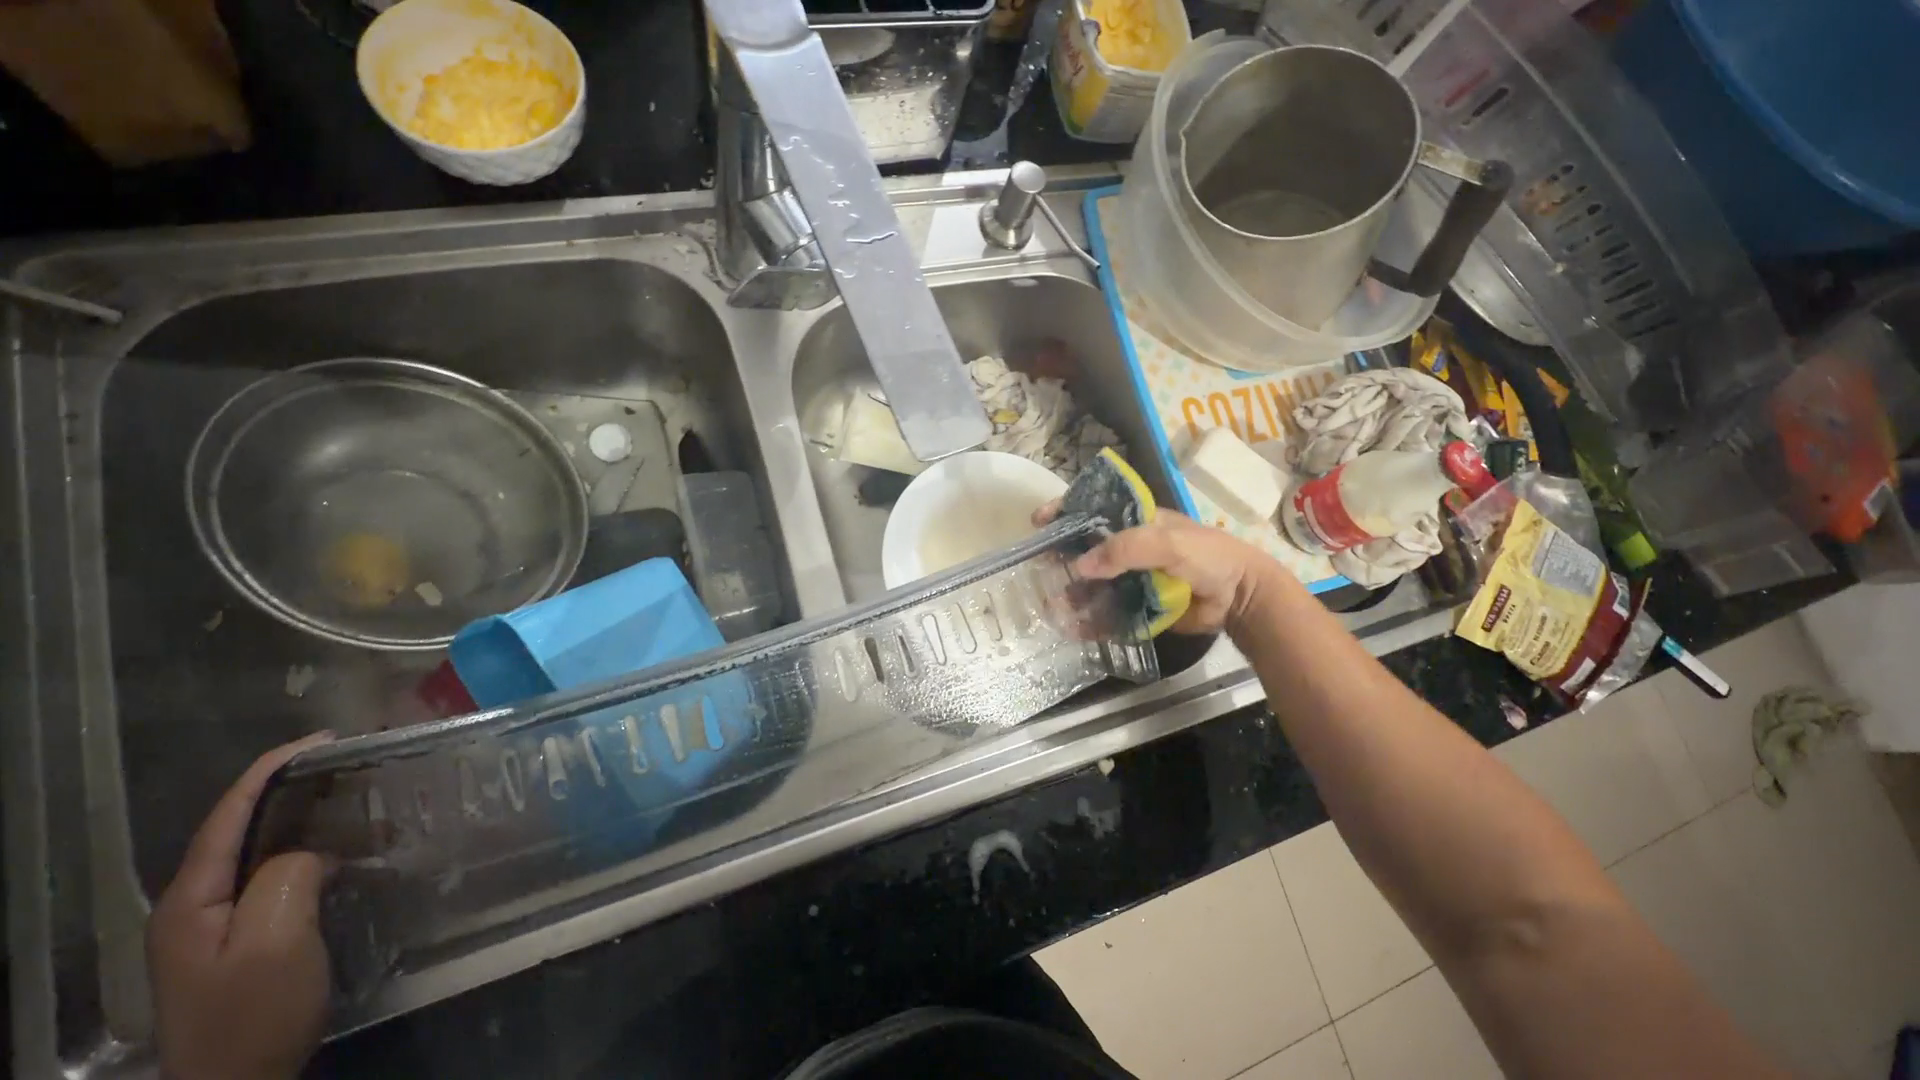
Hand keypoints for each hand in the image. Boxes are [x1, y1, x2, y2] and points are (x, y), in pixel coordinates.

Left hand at [148, 732, 334, 1079]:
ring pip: (259, 855)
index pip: (230, 813)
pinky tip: (341, 855)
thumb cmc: (253, 1014)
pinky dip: (307, 855)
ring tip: (355, 801)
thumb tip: (308, 849)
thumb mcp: (275, 941)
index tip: (326, 739)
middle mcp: (194, 906)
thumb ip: (288, 877)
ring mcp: (214, 929)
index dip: (273, 768)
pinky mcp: (240, 946)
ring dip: (303, 822)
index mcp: (190, 898)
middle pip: (241, 828)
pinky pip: (273, 881)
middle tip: (350, 766)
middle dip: (292, 789)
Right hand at [1040, 506, 1294, 635]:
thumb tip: (1082, 566)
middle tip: (1040, 569)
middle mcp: (1129, 548)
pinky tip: (1075, 627)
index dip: (1064, 512)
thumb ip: (1126, 549)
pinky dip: (1090, 620)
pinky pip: (1108, 612)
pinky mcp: (1138, 607)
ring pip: (1092, 584)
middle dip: (1061, 558)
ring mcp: (1132, 578)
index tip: (1038, 522)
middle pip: (1085, 549)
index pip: (1092, 510)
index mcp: (1136, 521)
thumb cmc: (1208, 557)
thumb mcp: (1167, 542)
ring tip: (1055, 605)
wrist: (1239, 597)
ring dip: (1072, 593)